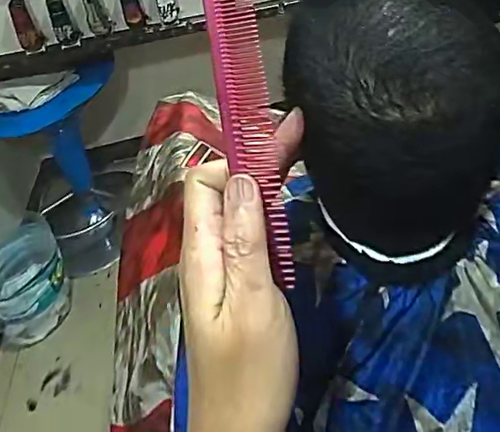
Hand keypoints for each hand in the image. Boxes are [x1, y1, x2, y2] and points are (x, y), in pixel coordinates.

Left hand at [180, 110, 302, 431]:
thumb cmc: (250, 373)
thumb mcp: (253, 303)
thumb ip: (245, 239)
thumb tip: (240, 175)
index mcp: (201, 253)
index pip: (203, 181)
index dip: (237, 155)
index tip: (278, 140)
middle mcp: (206, 251)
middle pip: (222, 186)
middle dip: (256, 153)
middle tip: (298, 127)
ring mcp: (221, 265)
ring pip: (237, 203)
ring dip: (264, 172)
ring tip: (297, 145)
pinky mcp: (238, 278)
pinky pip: (247, 225)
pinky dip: (268, 200)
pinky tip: (288, 191)